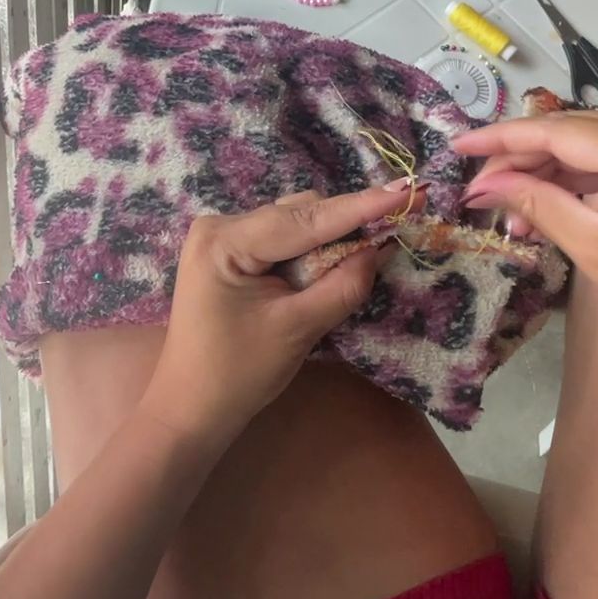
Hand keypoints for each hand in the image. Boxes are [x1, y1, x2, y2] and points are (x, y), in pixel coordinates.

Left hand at [139, 183, 414, 444]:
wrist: (190, 410)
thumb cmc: (238, 375)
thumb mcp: (298, 330)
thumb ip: (342, 285)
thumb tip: (381, 248)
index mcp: (225, 241)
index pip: (305, 219)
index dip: (361, 205)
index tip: (408, 188)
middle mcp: (220, 225)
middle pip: (299, 213)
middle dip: (344, 227)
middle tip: (387, 242)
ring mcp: (222, 236)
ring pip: (294, 222)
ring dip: (328, 240)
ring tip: (355, 263)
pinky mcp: (230, 251)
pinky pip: (282, 237)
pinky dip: (309, 251)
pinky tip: (325, 268)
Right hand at [454, 113, 597, 374]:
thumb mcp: (593, 248)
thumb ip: (536, 203)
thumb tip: (482, 184)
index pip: (562, 131)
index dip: (504, 137)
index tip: (460, 146)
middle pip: (574, 132)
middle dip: (522, 157)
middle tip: (479, 188)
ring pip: (588, 145)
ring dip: (545, 171)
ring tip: (507, 208)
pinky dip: (574, 181)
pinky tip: (541, 205)